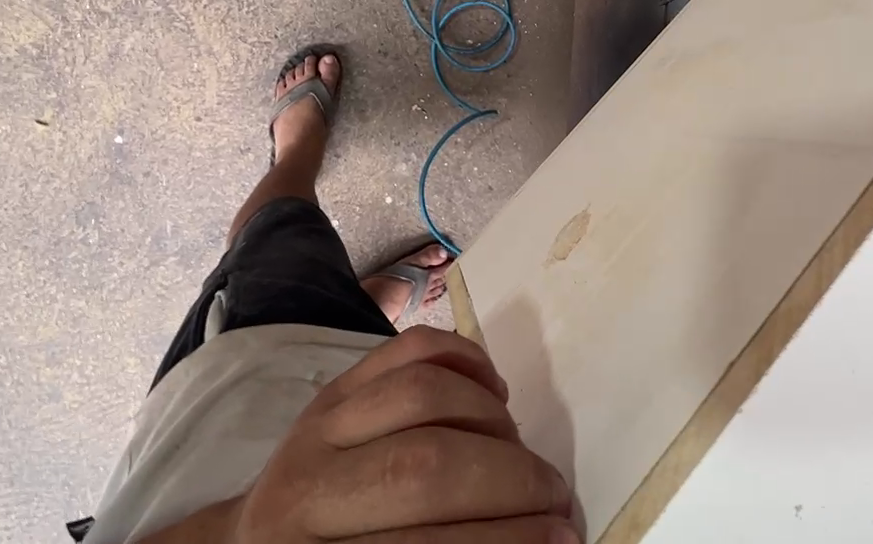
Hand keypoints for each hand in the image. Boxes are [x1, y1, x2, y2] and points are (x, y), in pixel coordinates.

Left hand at [235, 325, 578, 543]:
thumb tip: (545, 537)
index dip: (506, 541)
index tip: (566, 538)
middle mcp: (306, 493)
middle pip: (424, 467)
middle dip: (511, 480)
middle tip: (557, 495)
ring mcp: (319, 424)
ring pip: (421, 395)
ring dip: (492, 422)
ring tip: (519, 449)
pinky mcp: (336, 383)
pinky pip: (408, 347)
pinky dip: (465, 359)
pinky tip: (495, 392)